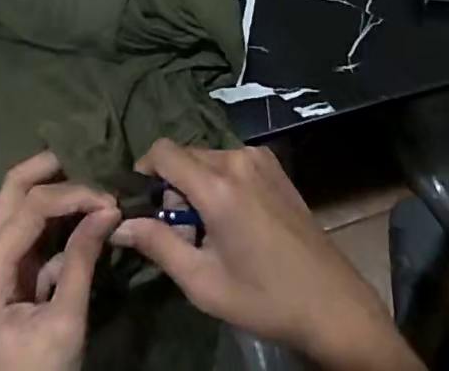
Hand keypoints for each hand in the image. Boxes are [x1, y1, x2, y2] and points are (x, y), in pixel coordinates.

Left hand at [0, 150, 120, 370]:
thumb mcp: (64, 323)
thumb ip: (82, 260)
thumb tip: (109, 207)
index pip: (31, 206)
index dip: (74, 193)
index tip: (112, 200)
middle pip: (12, 189)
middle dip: (54, 168)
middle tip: (95, 161)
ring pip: (17, 202)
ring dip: (55, 187)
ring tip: (94, 183)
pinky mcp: (5, 275)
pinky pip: (28, 228)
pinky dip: (56, 213)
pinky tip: (85, 214)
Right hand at [109, 141, 421, 370]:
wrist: (328, 299)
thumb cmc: (262, 296)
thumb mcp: (202, 281)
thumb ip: (158, 244)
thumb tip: (120, 225)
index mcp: (219, 185)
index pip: (165, 151)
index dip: (144, 170)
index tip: (139, 202)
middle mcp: (239, 159)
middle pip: (187, 156)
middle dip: (171, 187)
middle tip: (178, 234)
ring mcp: (261, 159)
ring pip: (209, 159)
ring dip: (196, 187)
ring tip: (207, 234)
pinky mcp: (275, 166)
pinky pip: (232, 163)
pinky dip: (220, 183)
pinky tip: (232, 222)